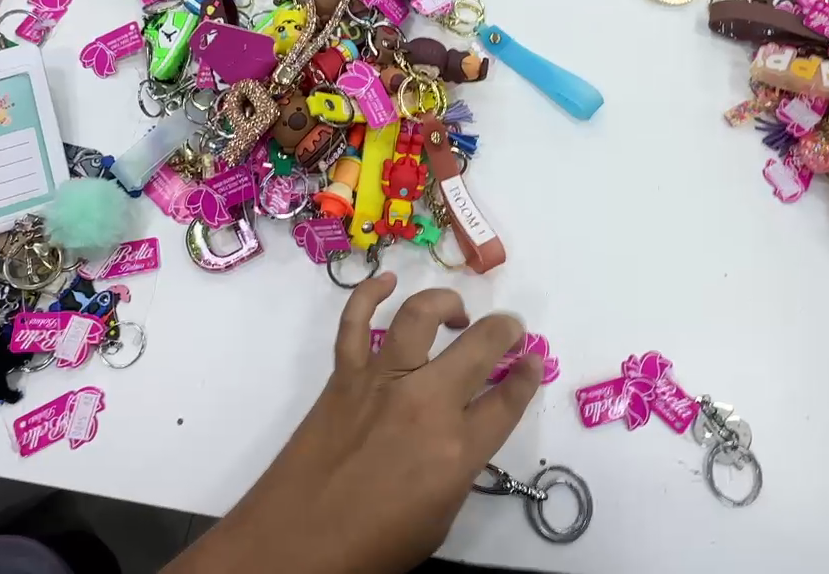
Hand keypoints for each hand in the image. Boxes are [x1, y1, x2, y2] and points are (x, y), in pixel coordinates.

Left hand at [167, 272, 542, 573]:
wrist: (295, 545)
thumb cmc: (372, 546)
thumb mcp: (438, 519)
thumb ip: (458, 466)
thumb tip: (464, 429)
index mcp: (455, 452)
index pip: (507, 400)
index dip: (527, 375)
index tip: (533, 359)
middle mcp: (424, 404)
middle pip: (478, 347)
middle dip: (504, 330)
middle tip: (510, 328)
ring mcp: (381, 381)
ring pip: (419, 316)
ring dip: (447, 303)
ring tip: (456, 312)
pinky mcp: (345, 375)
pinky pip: (356, 322)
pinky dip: (370, 294)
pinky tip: (387, 282)